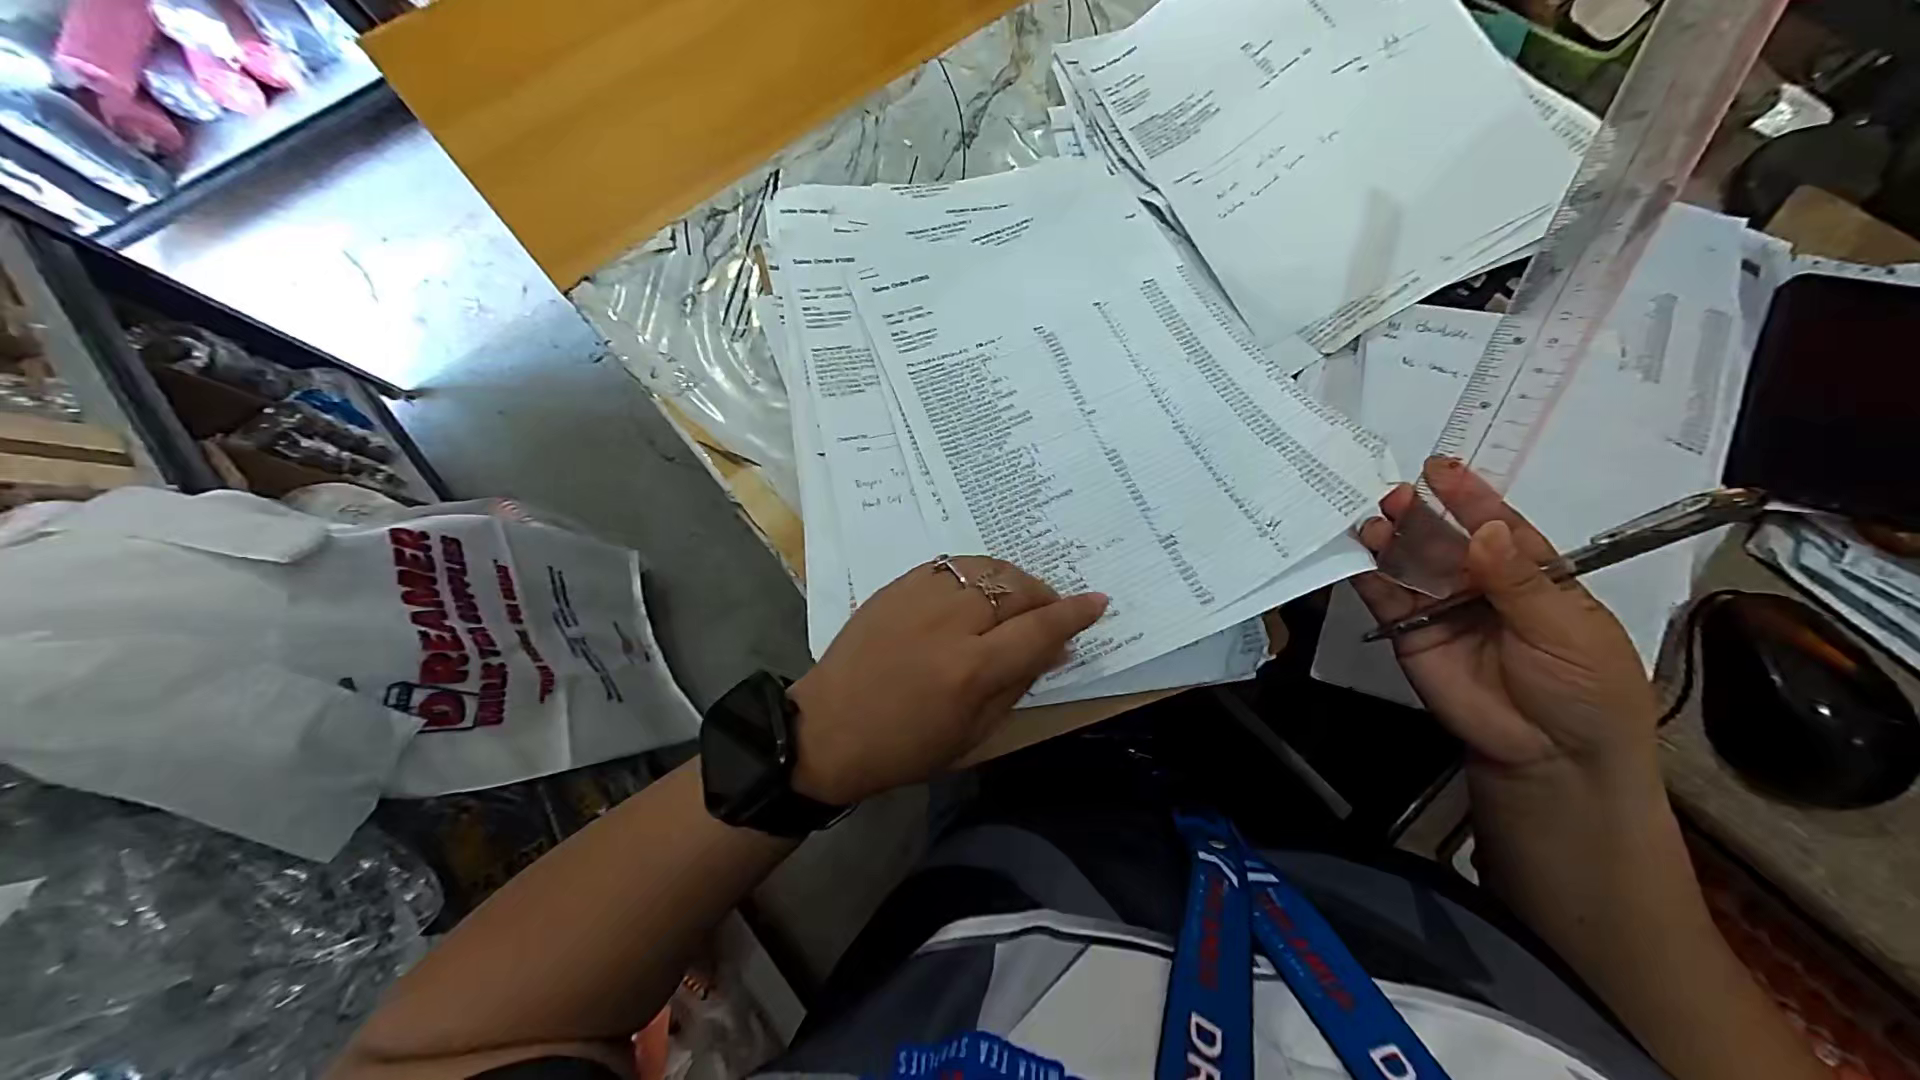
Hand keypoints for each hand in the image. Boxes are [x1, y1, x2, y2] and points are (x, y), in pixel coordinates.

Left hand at [787, 557, 1108, 804]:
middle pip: (1015, 588)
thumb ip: (1017, 683)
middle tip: (1050, 612)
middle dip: (1043, 596)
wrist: (828, 729)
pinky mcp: (896, 587)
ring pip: (985, 567)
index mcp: (971, 669)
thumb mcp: (972, 733)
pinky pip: (951, 565)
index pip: (1039, 629)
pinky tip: (977, 590)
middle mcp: (949, 623)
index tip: (1097, 601)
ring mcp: (918, 597)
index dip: (1073, 614)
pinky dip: (976, 573)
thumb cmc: (905, 747)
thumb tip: (1054, 648)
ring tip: (1017, 598)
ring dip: (1012, 579)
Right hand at [1351, 458, 1660, 778]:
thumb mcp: (1567, 629)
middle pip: (1445, 539)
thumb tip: (1484, 531)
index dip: (1471, 498)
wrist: (1549, 756)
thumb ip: (1519, 582)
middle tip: (1396, 496)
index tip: (1442, 469)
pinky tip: (1358, 553)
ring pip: (1410, 562)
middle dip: (1421, 514)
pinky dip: (1369, 574)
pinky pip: (1385, 597)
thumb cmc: (1585, 689)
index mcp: (1530, 575)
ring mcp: (1441, 607)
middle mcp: (1480, 583)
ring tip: (1374, 521)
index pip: (1498, 526)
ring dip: (1391, 539)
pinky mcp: (1408, 632)